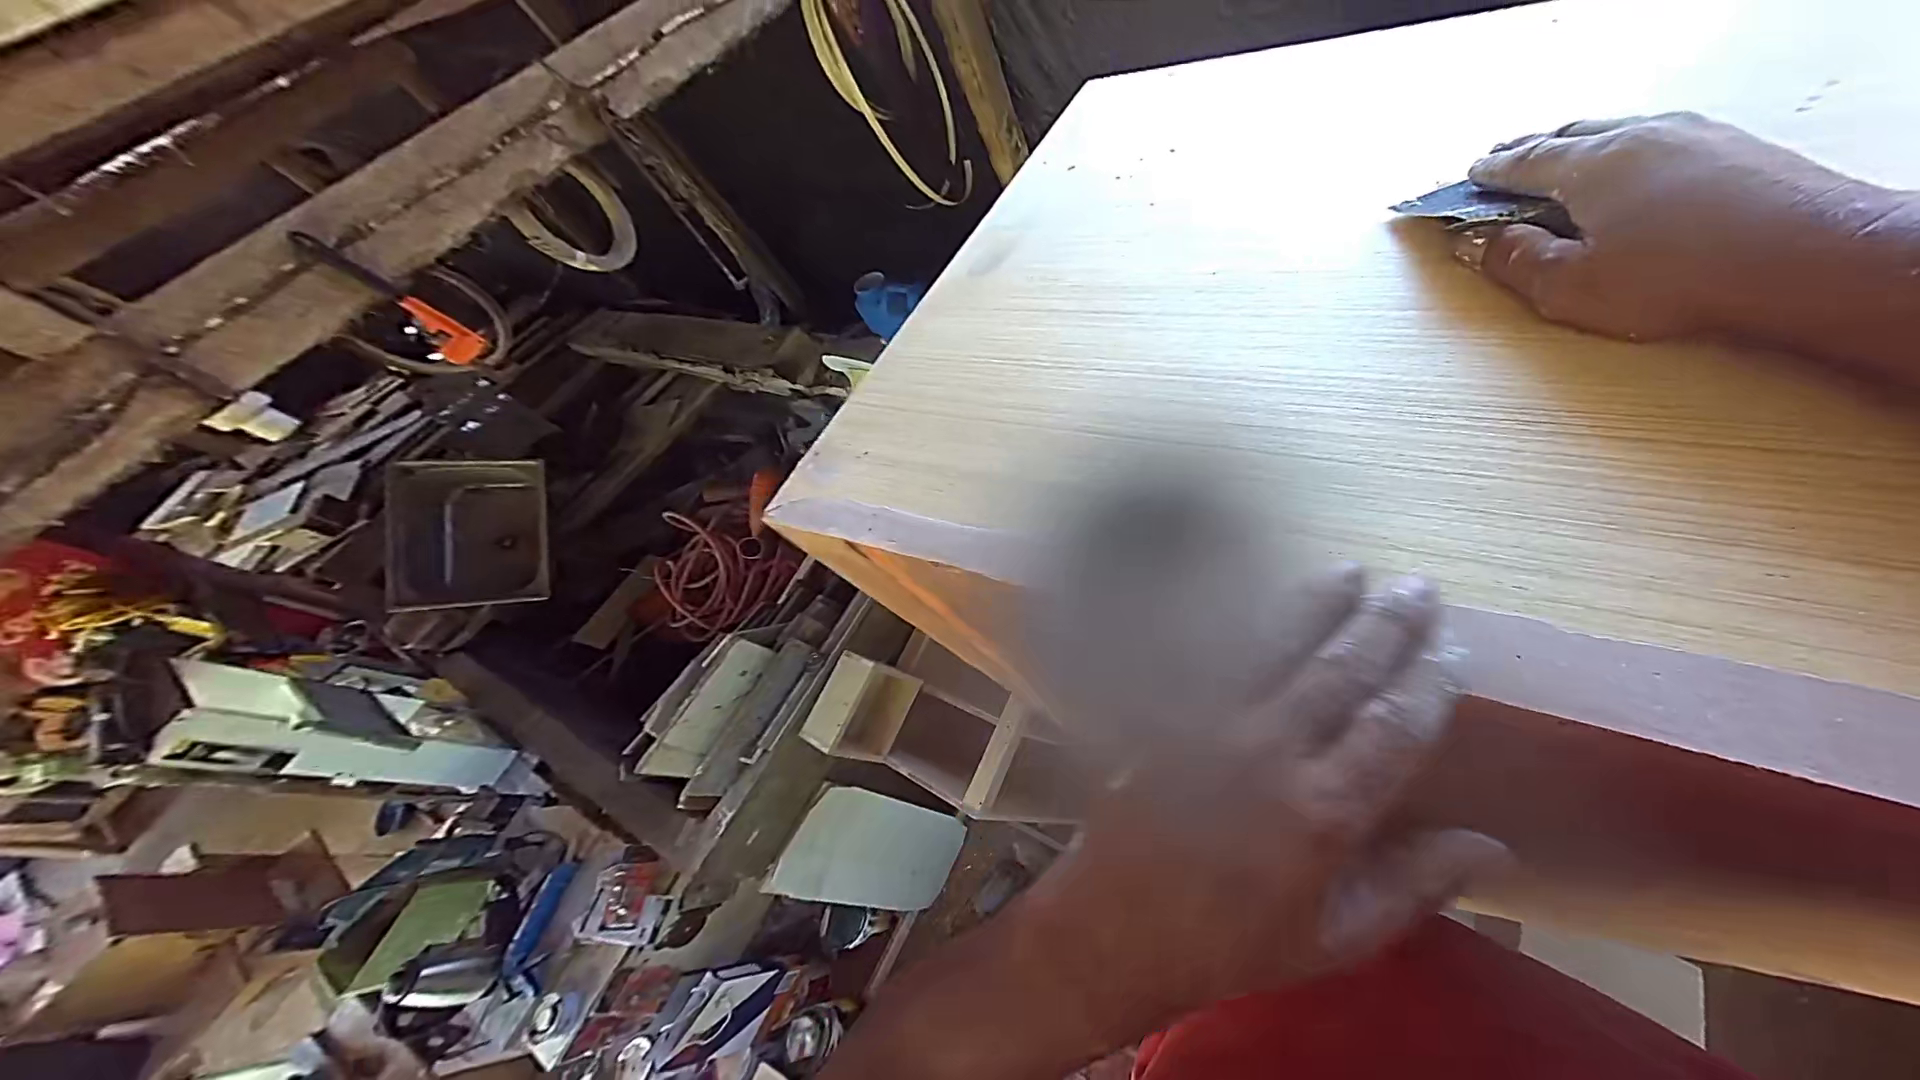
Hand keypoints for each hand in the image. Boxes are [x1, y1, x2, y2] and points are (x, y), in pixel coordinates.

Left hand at [1015, 565, 1509, 1045]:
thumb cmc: (1231, 941)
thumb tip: (1490, 843)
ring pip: (1270, 650)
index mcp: (1321, 811)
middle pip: (1337, 671)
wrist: (1119, 922)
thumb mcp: (1336, 939)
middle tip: (1415, 587)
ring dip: (1313, 607)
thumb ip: (1412, 886)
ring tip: (1346, 573)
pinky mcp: (1163, 717)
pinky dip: (1237, 627)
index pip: (1392, 728)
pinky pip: (1206, 661)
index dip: (1428, 683)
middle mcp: (1266, 752)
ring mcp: (1206, 726)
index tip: (1452, 648)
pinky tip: (1256, 602)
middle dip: (1382, 625)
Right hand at [1461, 112, 1902, 342]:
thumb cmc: (1679, 275)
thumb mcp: (1567, 284)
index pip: (1522, 162)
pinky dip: (1616, 154)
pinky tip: (1615, 178)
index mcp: (1592, 164)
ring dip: (1573, 149)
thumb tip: (1476, 242)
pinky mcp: (1730, 148)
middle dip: (1527, 150)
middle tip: (1501, 164)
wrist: (1811, 260)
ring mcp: (1693, 135)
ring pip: (1613, 132)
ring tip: (1553, 169)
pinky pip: (1652, 141)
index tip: (1466, 178)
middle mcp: (1641, 135)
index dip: (1487, 173)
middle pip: (1568, 134)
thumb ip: (1514, 260)